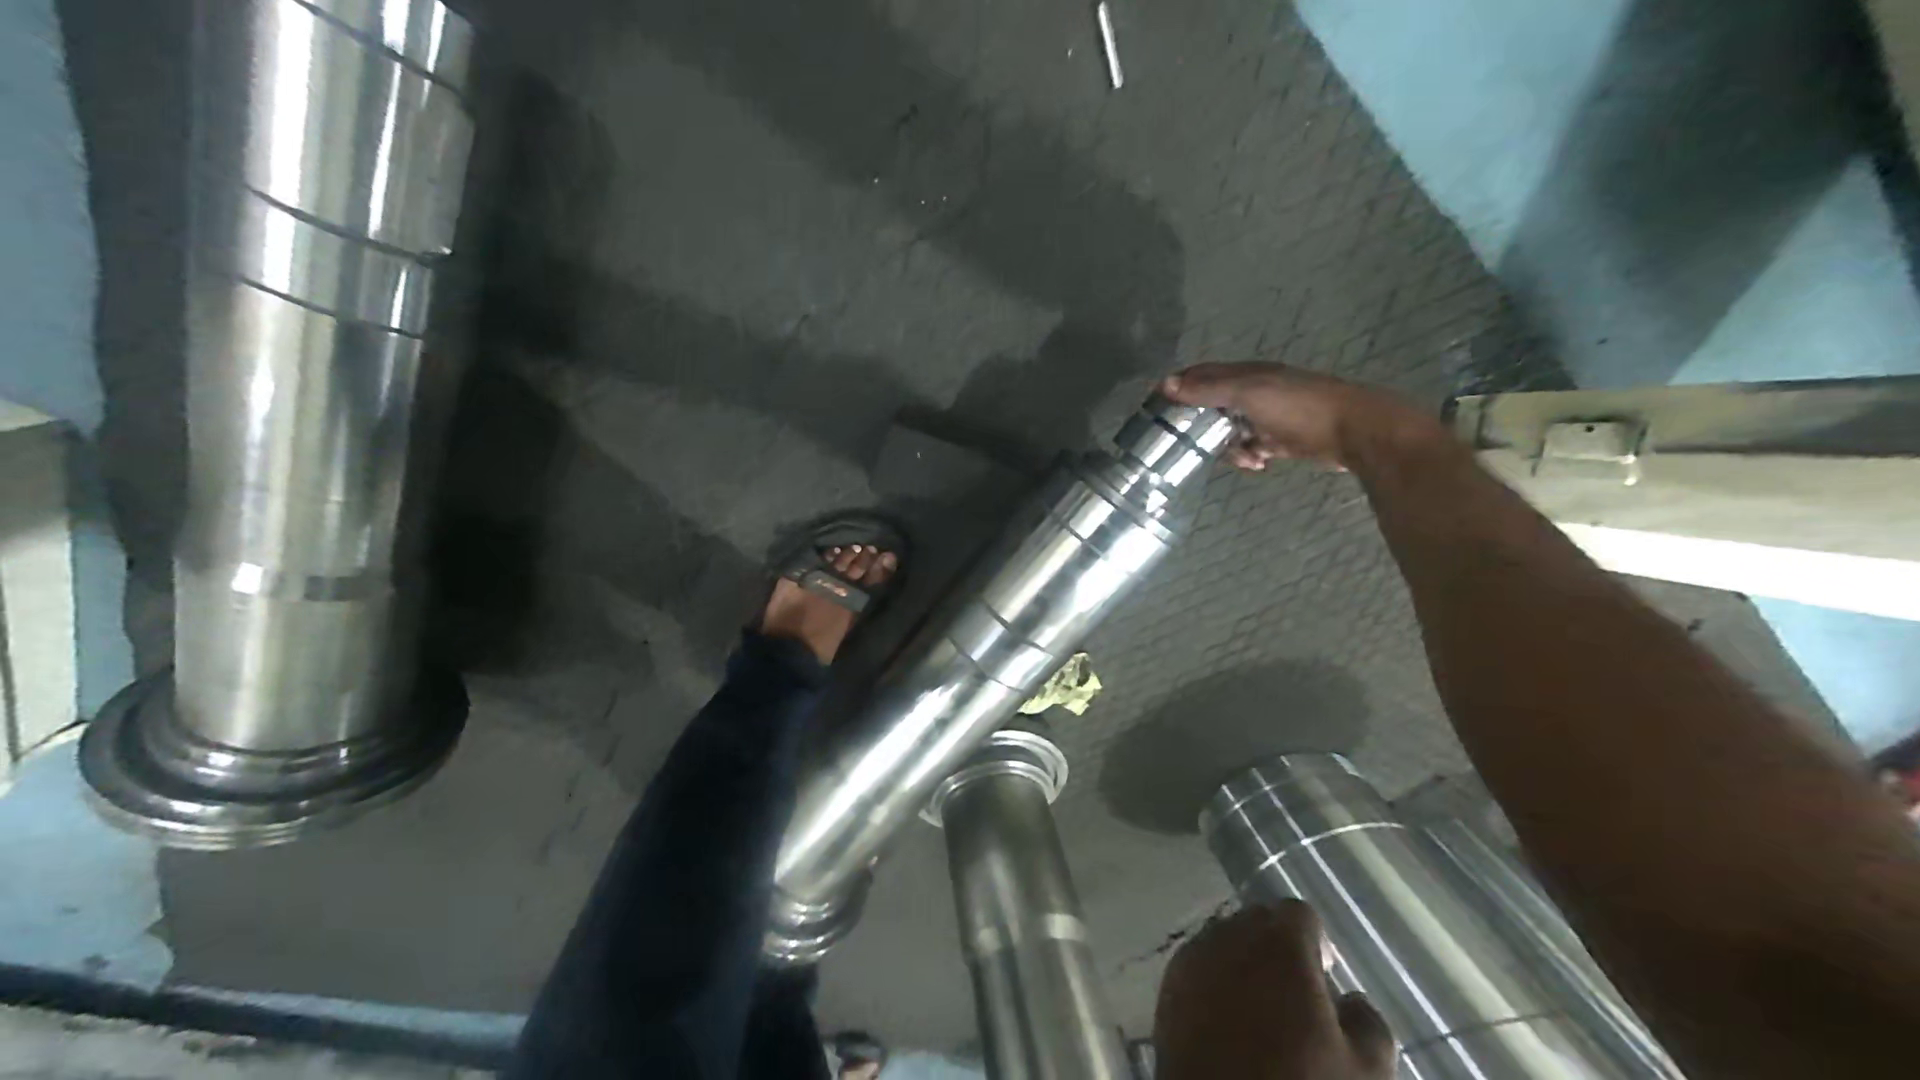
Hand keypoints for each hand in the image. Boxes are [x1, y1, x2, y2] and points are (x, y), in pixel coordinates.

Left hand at [1156, 901, 1395, 1079]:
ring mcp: (1194, 957)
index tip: (1323, 972)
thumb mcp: (1364, 1071)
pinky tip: (1227, 1017)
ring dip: (1242, 960)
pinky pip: (1198, 964)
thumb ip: (1367, 1024)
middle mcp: (1231, 936)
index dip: (1314, 939)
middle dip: (1276, 944)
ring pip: (1224, 939)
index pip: (1298, 913)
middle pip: (1257, 921)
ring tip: (1259, 1006)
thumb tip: (1352, 1000)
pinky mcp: (1168, 984)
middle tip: (1293, 991)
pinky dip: (1214, 979)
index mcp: (1280, 945)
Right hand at [1159, 362, 1441, 471]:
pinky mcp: (1282, 438)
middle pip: (1213, 407)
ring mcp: (1269, 415)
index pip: (1201, 375)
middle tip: (1191, 445)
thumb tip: (1165, 383)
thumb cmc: (1300, 408)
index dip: (1177, 388)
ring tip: (1244, 457)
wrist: (1356, 431)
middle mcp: (1255, 391)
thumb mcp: (1249, 394)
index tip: (1154, 409)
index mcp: (1247, 374)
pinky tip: (1259, 463)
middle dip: (1202, 426)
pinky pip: (1252, 446)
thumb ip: (1208, 389)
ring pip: (1231, 431)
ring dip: (1229, 447)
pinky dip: (1249, 455)